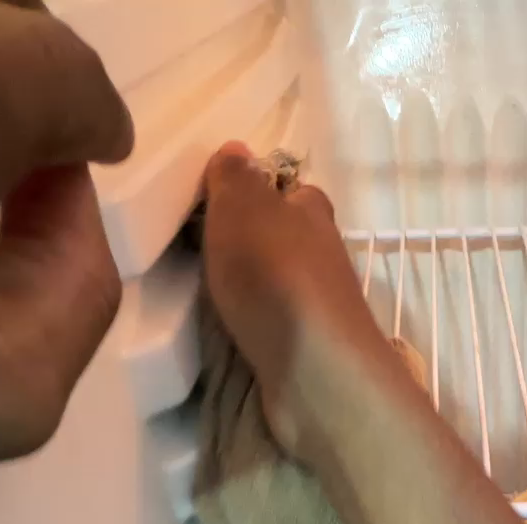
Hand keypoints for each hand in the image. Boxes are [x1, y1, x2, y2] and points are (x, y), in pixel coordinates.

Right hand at [199, 142, 412, 459]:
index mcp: (313, 213)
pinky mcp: (311, 352)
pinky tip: (232, 330)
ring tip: (205, 291)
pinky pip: (277, 327)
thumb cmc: (277, 276)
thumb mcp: (244, 208)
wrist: (315, 370)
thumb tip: (238, 150)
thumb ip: (236, 179)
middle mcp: (325, 258)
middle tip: (201, 251)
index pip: (291, 191)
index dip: (260, 193)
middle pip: (286, 241)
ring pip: (282, 286)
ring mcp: (321, 309)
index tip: (221, 204)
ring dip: (253, 288)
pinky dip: (257, 325)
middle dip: (252, 244)